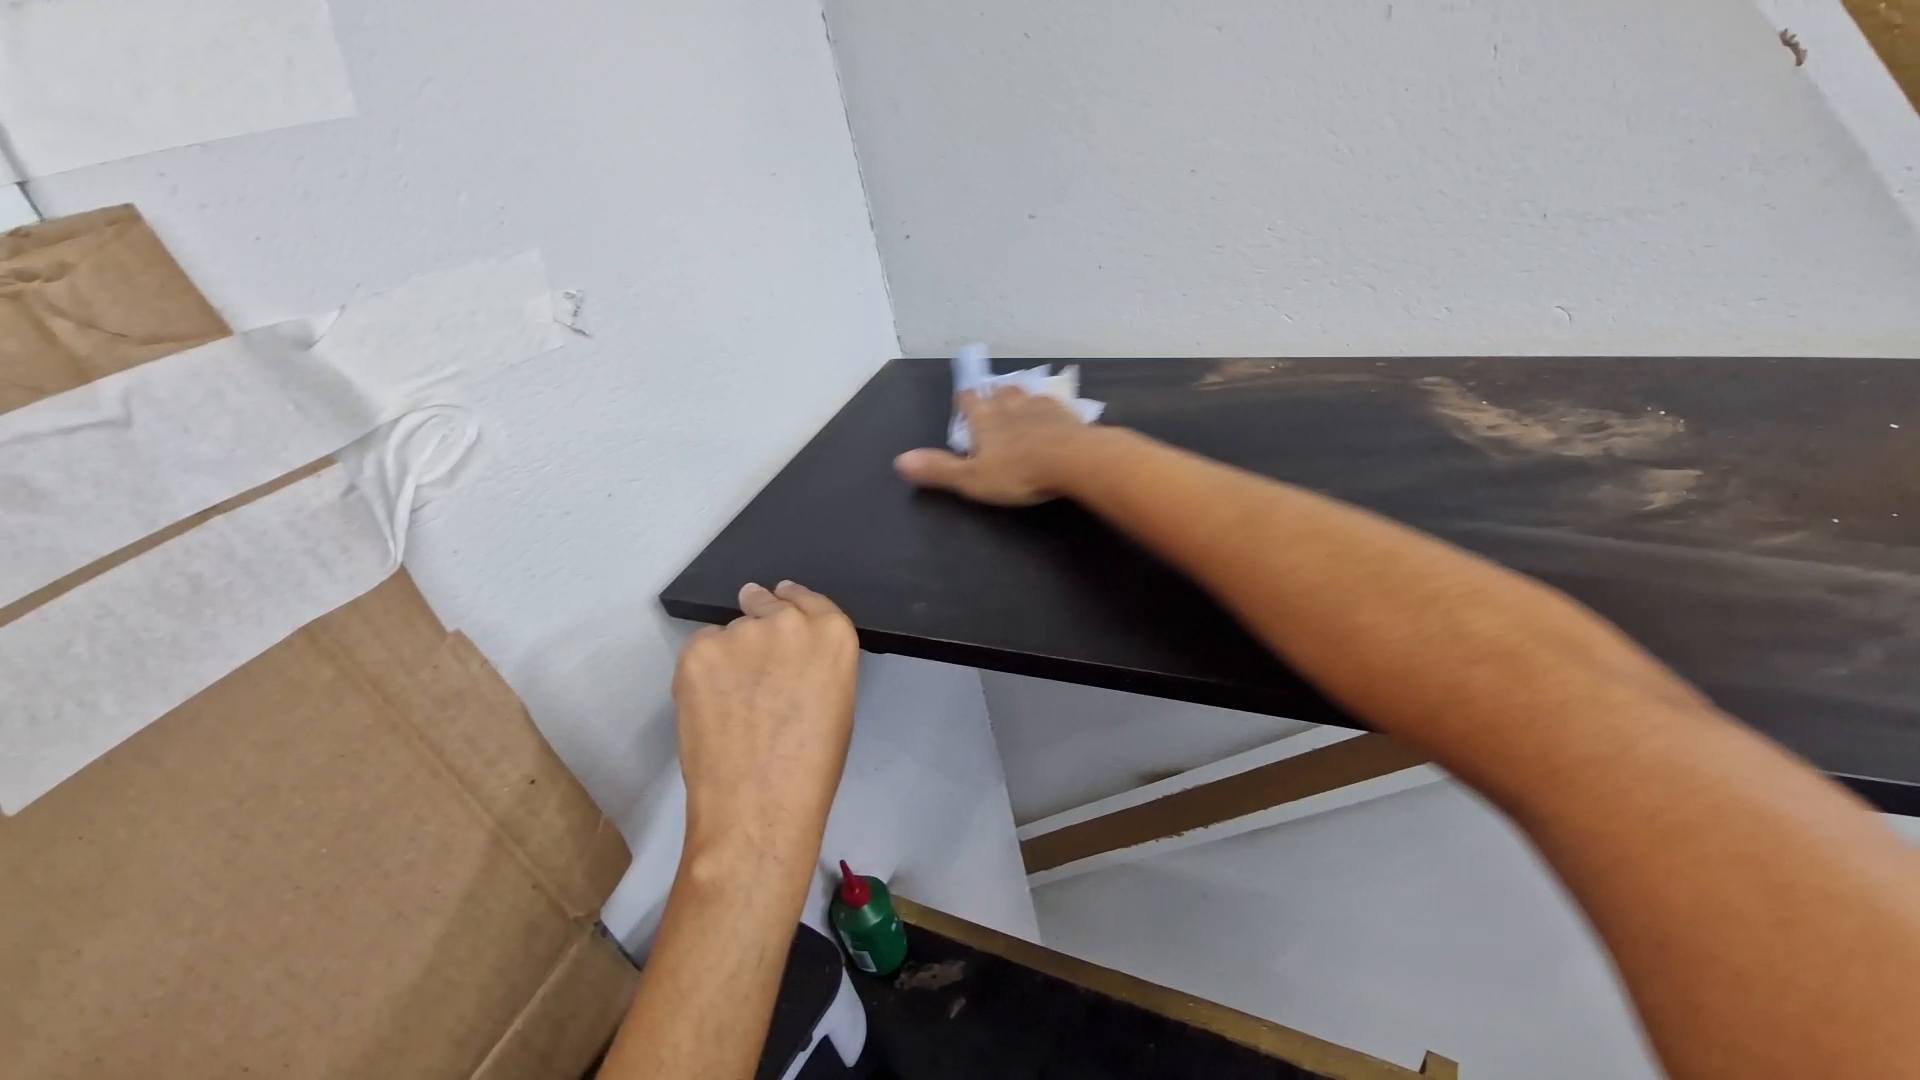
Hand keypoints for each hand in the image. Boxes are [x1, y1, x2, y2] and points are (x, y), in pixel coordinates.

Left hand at [672, 581, 859, 865]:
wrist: (760, 803)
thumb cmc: (812, 765)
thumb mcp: (836, 700)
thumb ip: (816, 662)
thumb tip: (789, 655)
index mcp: (833, 635)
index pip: (809, 599)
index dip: (792, 602)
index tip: (780, 604)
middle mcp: (787, 622)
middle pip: (766, 603)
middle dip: (758, 616)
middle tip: (749, 653)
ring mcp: (739, 634)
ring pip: (729, 632)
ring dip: (729, 654)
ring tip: (730, 703)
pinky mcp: (698, 652)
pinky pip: (700, 651)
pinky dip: (702, 672)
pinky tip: (710, 707)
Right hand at [893, 387, 1102, 505]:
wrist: (1075, 460)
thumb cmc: (1019, 472)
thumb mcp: (972, 479)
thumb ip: (938, 470)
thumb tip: (898, 461)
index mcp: (984, 419)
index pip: (968, 400)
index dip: (963, 400)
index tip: (962, 401)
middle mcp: (1009, 405)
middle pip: (996, 391)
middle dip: (992, 395)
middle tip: (991, 403)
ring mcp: (1040, 406)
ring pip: (1024, 392)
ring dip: (1018, 396)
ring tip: (1017, 403)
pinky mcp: (1066, 413)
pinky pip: (1052, 404)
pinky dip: (1046, 407)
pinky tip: (1051, 416)